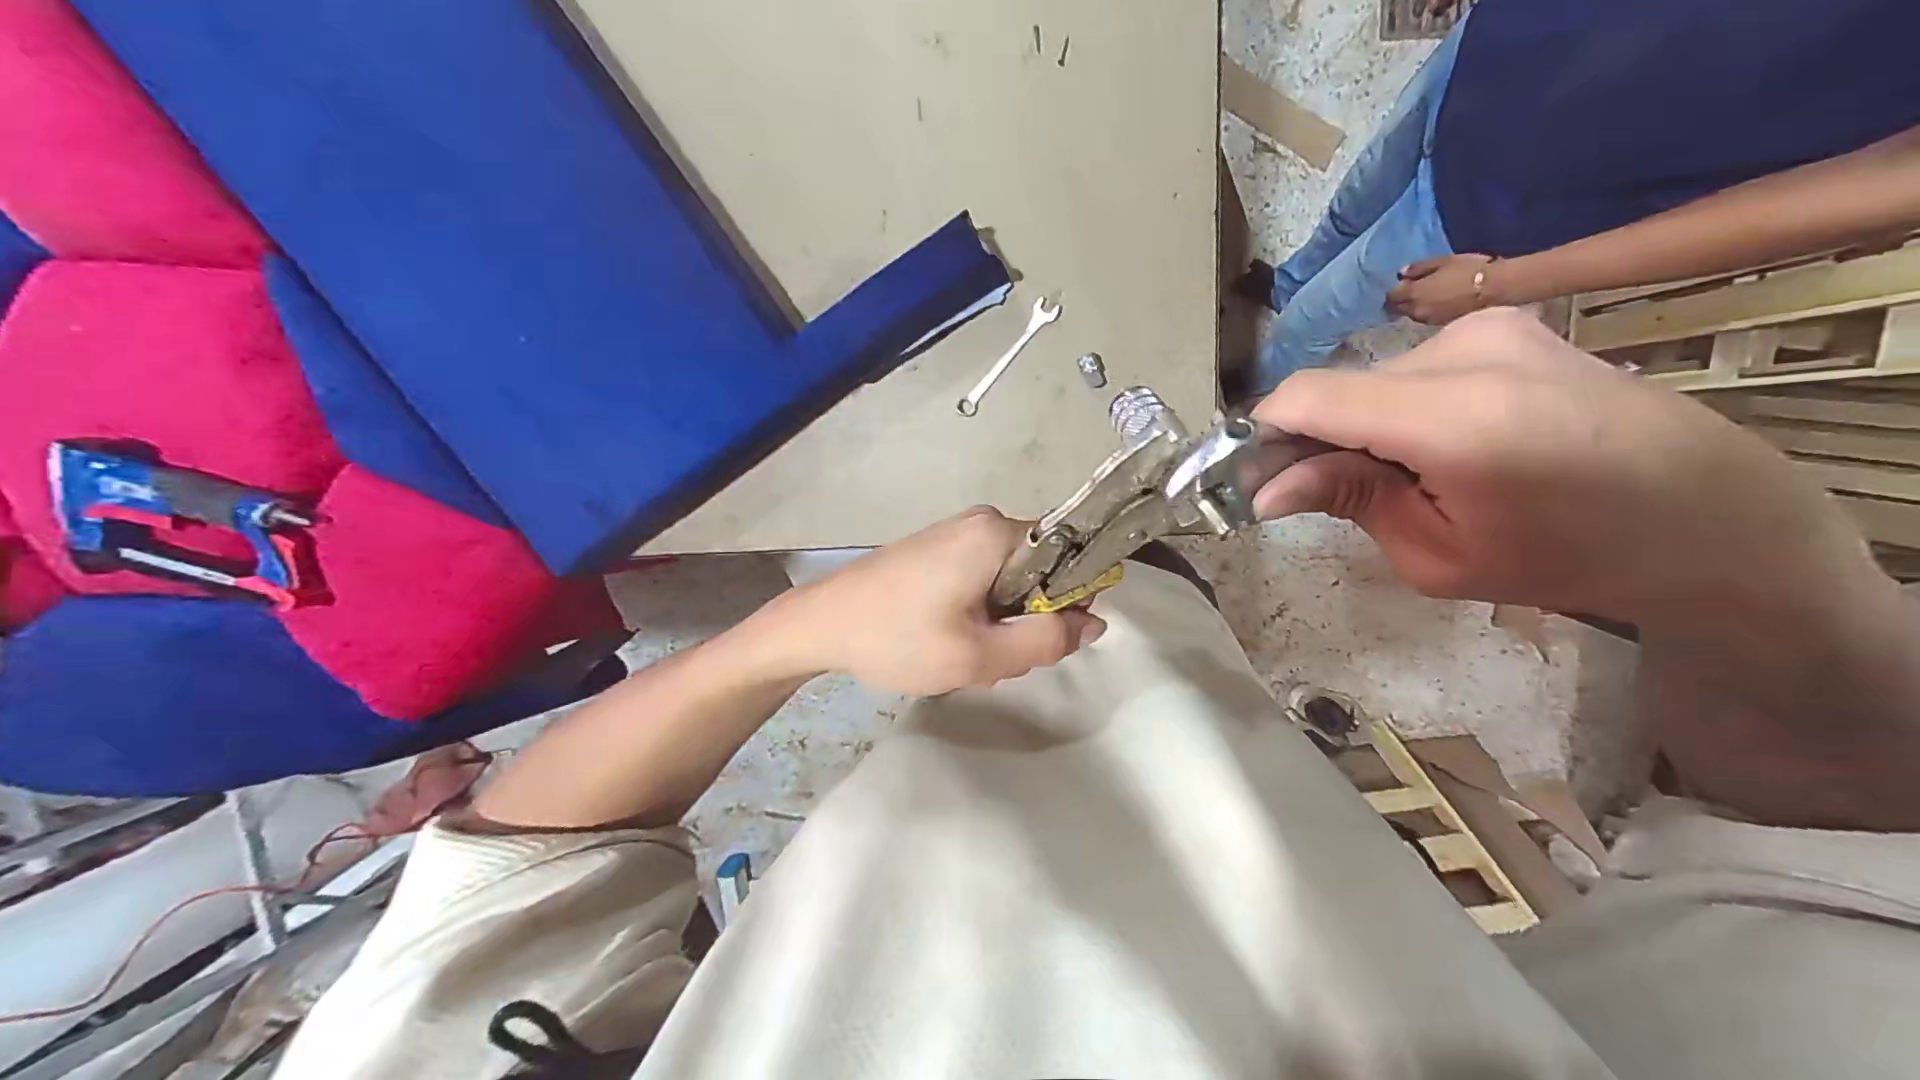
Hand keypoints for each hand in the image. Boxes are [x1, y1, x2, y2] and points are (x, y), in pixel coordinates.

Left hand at [769, 507, 1105, 696]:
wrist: (821, 625)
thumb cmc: (898, 638)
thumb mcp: (979, 655)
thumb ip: (1046, 641)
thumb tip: (1095, 623)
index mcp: (997, 533)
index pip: (1069, 558)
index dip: (1067, 603)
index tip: (1035, 641)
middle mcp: (983, 521)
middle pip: (1041, 572)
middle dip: (1028, 619)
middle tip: (992, 655)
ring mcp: (958, 533)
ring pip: (1012, 581)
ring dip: (1002, 622)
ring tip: (965, 651)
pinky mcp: (940, 549)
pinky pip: (986, 578)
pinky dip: (980, 612)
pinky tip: (950, 638)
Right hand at [1249, 308, 1883, 629]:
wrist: (1715, 518)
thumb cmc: (1572, 558)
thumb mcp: (1439, 557)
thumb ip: (1348, 502)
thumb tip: (1265, 489)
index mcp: (1456, 418)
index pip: (1308, 397)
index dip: (1263, 434)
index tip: (1253, 478)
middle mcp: (1469, 350)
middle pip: (1336, 388)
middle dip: (1311, 439)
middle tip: (1320, 494)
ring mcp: (1493, 327)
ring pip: (1369, 379)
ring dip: (1355, 426)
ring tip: (1395, 475)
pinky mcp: (1508, 325)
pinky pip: (1408, 368)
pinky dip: (1392, 408)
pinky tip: (1431, 447)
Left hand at [1386, 253, 1498, 324]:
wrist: (1494, 288)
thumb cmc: (1469, 270)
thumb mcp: (1443, 261)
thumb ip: (1419, 268)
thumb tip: (1401, 273)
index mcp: (1413, 293)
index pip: (1391, 296)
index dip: (1394, 290)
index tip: (1403, 283)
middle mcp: (1415, 310)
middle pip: (1398, 308)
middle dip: (1400, 301)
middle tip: (1410, 292)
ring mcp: (1426, 319)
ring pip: (1411, 314)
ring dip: (1412, 307)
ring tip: (1425, 298)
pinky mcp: (1438, 324)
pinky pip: (1424, 318)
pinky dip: (1425, 311)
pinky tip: (1435, 304)